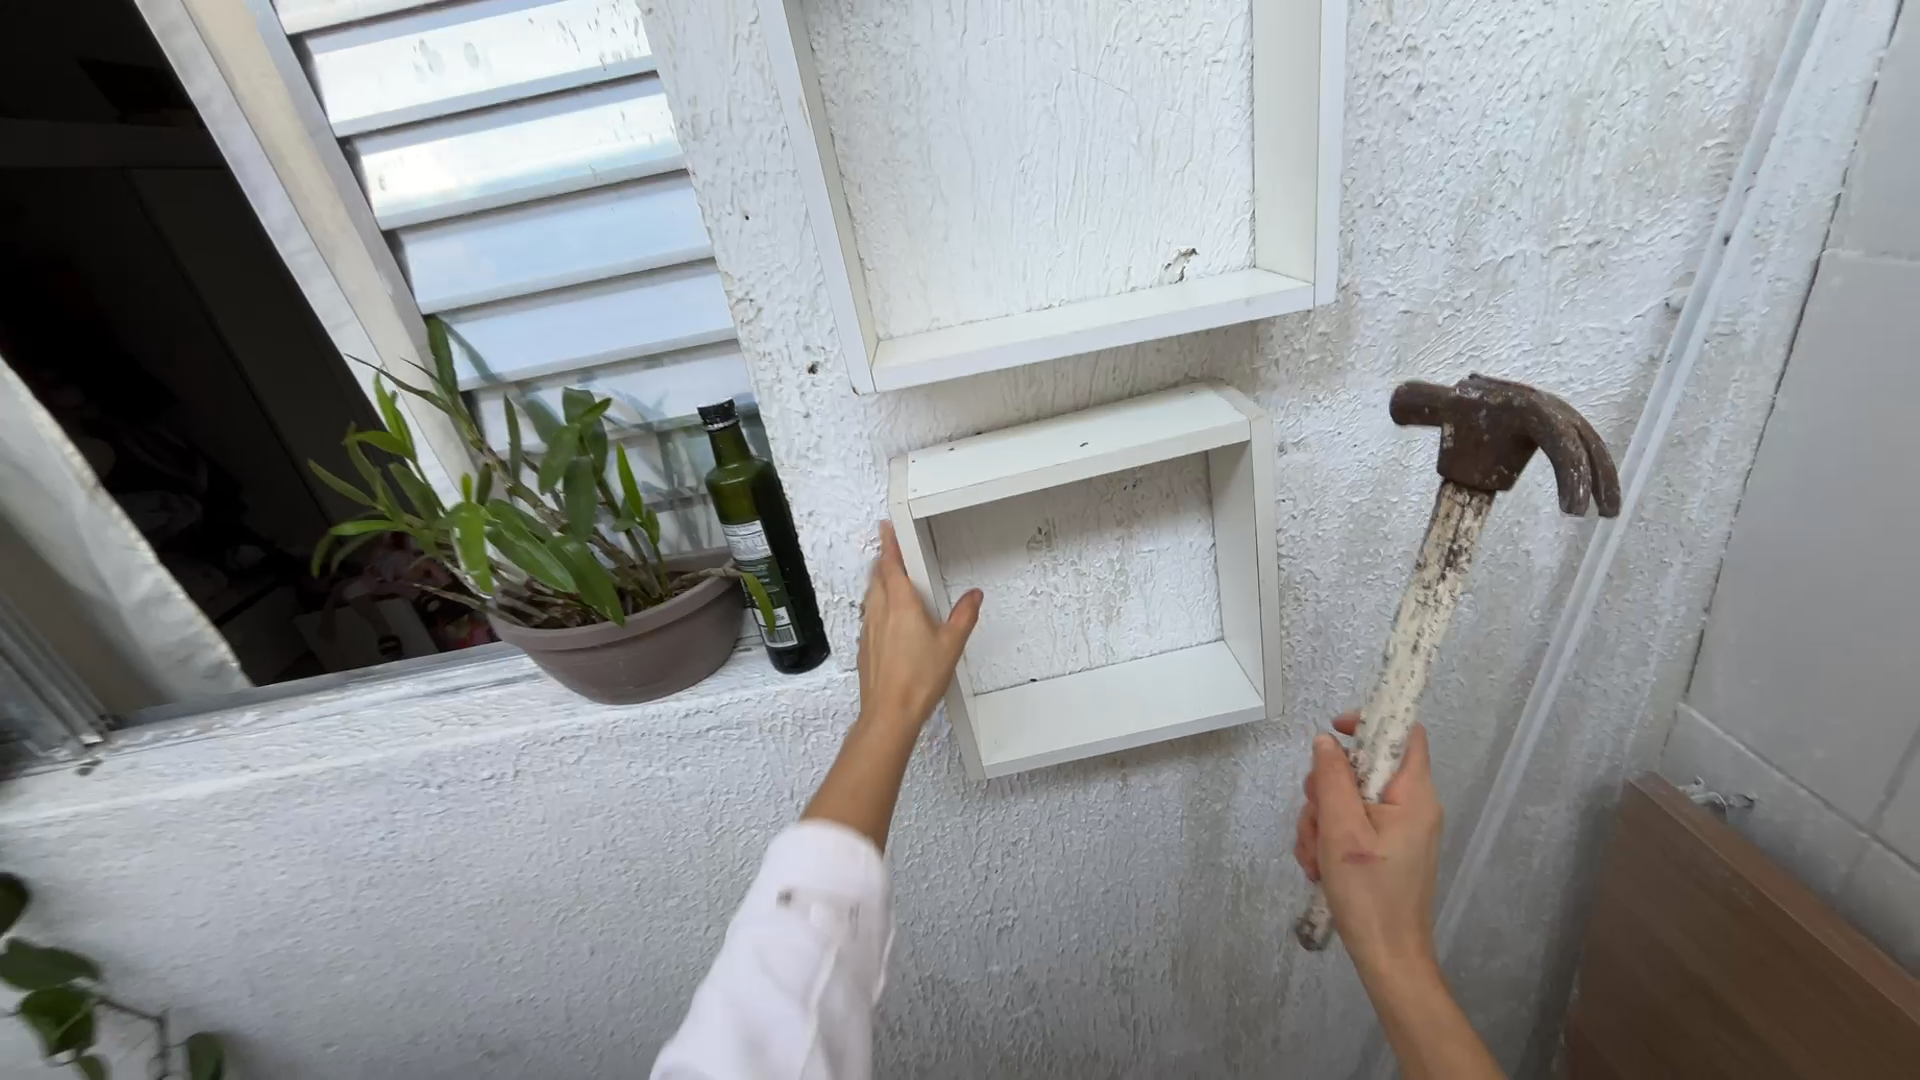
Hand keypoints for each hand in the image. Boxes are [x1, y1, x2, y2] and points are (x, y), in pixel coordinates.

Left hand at [856, 521, 982, 730]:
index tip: (886, 528)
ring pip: (871, 595)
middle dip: (884, 560)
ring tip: (890, 579)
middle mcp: (880, 612)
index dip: (889, 543)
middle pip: (877, 576)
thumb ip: (964, 616)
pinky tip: (888, 618)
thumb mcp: (951, 644)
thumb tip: (973, 596)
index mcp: (901, 605)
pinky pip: (869, 616)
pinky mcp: (865, 646)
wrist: (889, 713)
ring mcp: (869, 629)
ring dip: (879, 582)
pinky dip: (877, 606)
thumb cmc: (917, 680)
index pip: (891, 564)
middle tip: (891, 550)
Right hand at [1293, 713, 1443, 981]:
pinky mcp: (1383, 845)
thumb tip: (1325, 741)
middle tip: (1316, 816)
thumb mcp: (1342, 829)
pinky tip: (1320, 863)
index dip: (1370, 721)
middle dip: (1325, 788)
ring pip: (1345, 796)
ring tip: (1316, 854)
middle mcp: (1409, 805)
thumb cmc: (1369, 893)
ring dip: (1320, 819)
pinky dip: (1327, 836)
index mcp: (1413, 796)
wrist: (1387, 955)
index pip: (1404, 733)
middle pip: (1360, 767)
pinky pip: (1347, 822)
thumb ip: (1333, 778)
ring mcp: (1396, 827)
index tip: (1333, 731)